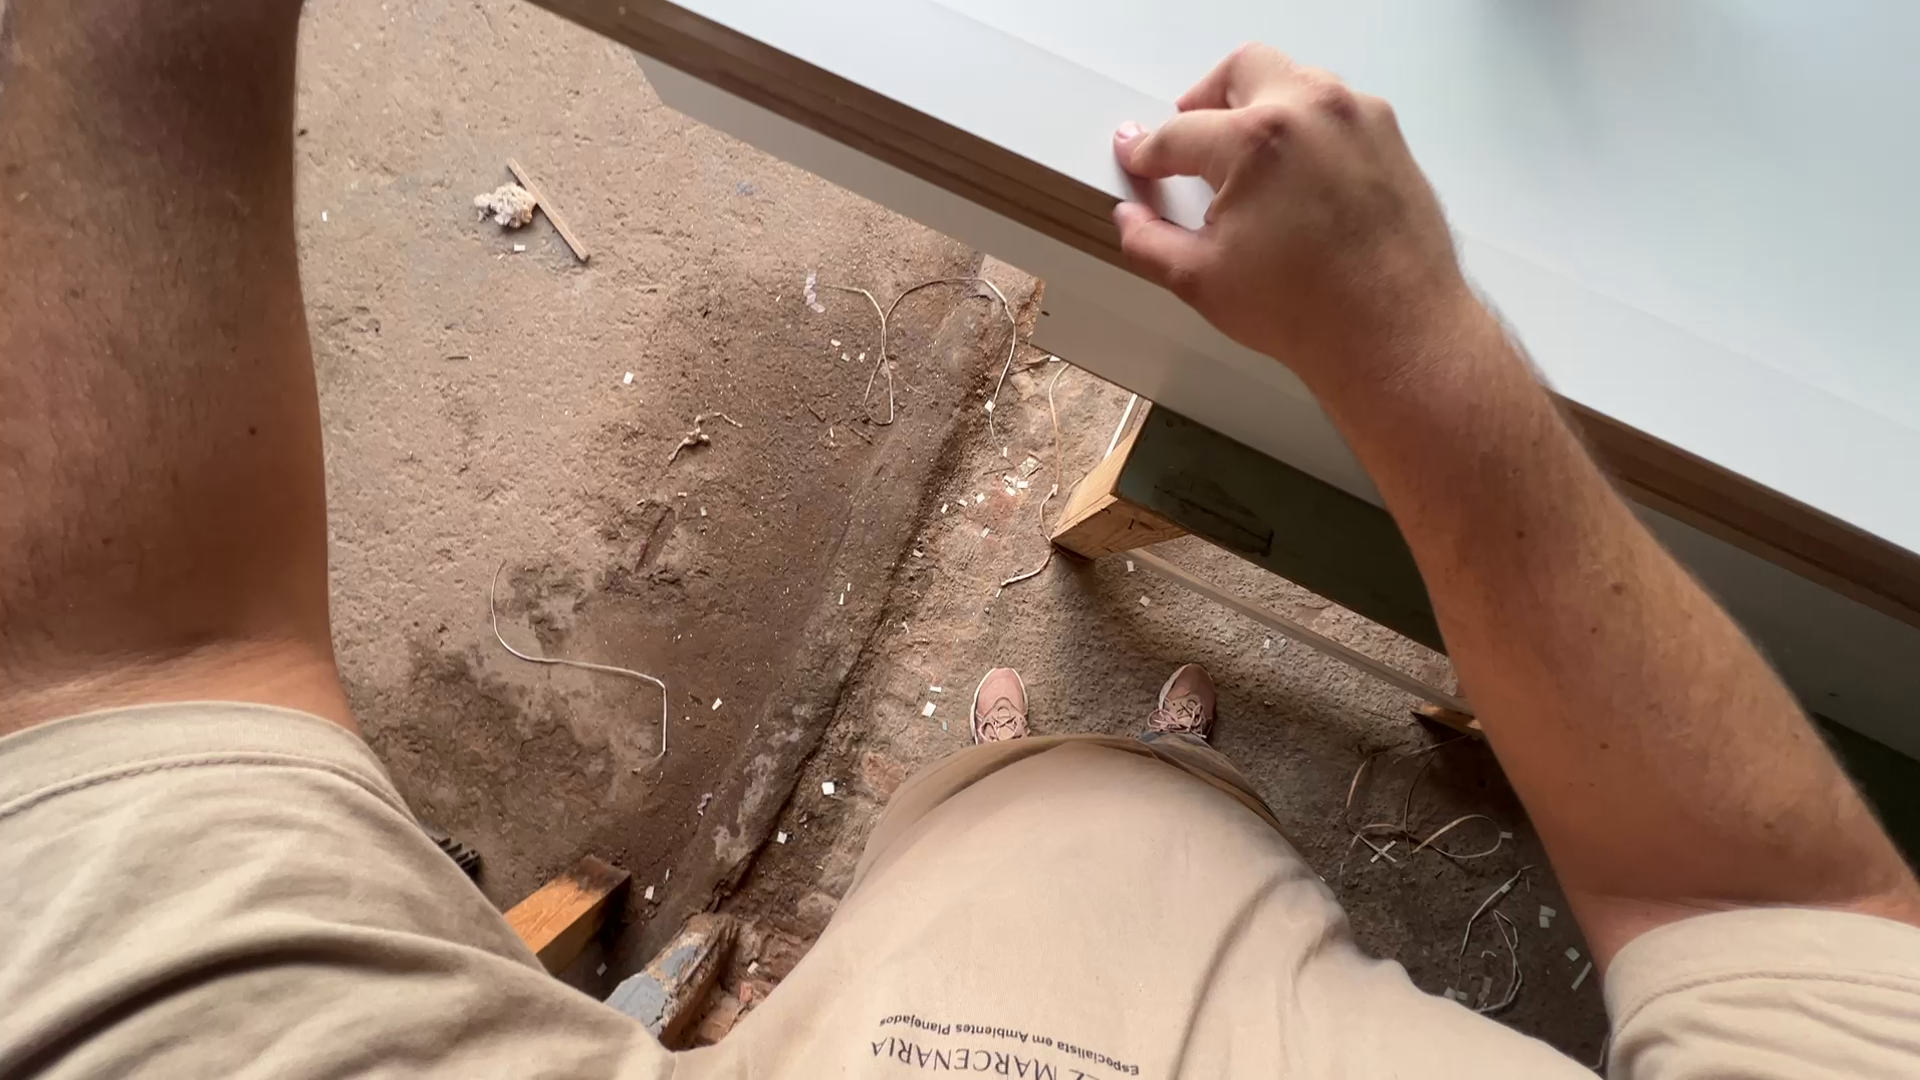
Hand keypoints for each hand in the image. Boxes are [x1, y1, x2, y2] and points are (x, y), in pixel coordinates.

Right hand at [1114, 44, 1476, 396]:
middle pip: (1241, 69)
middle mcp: (1310, 108)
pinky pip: (1332, 109)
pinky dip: (1298, 127)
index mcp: (1256, 140)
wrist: (1387, 329)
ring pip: (1292, 80)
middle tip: (1187, 140)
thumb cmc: (1298, 308)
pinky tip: (1288, 177)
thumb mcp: (1198, 280)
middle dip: (1202, 99)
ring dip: (1254, 108)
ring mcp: (1357, 116)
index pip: (1179, 133)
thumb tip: (1128, 218)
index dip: (1146, 150)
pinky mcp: (1388, 136)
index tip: (1134, 156)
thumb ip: (1148, 242)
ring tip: (1239, 162)